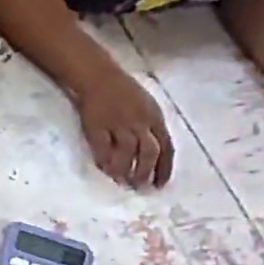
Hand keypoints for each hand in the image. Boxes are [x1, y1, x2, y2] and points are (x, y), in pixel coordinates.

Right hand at [77, 73, 173, 187]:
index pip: (166, 147)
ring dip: (126, 170)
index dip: (164, 168)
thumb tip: (152, 152)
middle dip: (146, 172)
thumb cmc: (123, 90)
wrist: (98, 76)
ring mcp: (118, 124)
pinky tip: (105, 170)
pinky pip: (102, 148)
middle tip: (140, 187)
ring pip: (127, 152)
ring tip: (123, 182)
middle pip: (149, 152)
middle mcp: (139, 122)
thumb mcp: (147, 106)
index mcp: (155, 118)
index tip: (160, 184)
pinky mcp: (97, 126)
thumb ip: (151, 127)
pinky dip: (104, 160)